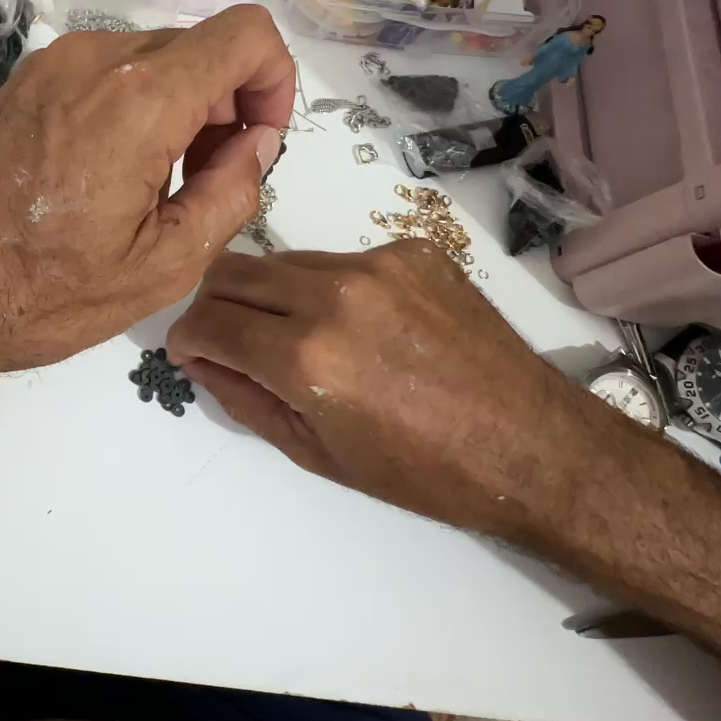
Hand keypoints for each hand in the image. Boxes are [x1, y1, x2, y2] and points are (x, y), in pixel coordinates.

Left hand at [0, 4, 294, 391]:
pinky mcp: (22, 82)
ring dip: (177, 110)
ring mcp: (50, 64)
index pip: (245, 35)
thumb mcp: (162, 267)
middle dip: (224, 107)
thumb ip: (232, 193)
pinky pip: (105, 74)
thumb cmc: (43, 296)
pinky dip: (131, 108)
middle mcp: (94, 59)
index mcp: (138, 100)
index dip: (274, 82)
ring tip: (151, 191)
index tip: (256, 144)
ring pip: (152, 60)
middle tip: (203, 185)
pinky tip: (106, 176)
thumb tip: (255, 141)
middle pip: (199, 47)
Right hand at [165, 241, 624, 538]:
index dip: (186, 337)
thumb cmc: (421, 471)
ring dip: (269, 294)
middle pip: (232, 271)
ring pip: (282, 259)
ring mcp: (376, 263)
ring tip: (298, 336)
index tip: (191, 352)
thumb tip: (200, 360)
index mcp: (306, 355)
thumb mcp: (315, 451)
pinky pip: (338, 258)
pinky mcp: (412, 249)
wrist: (534, 445)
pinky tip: (360, 325)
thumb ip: (243, 398)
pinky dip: (326, 287)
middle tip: (229, 340)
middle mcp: (334, 293)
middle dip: (214, 306)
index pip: (208, 321)